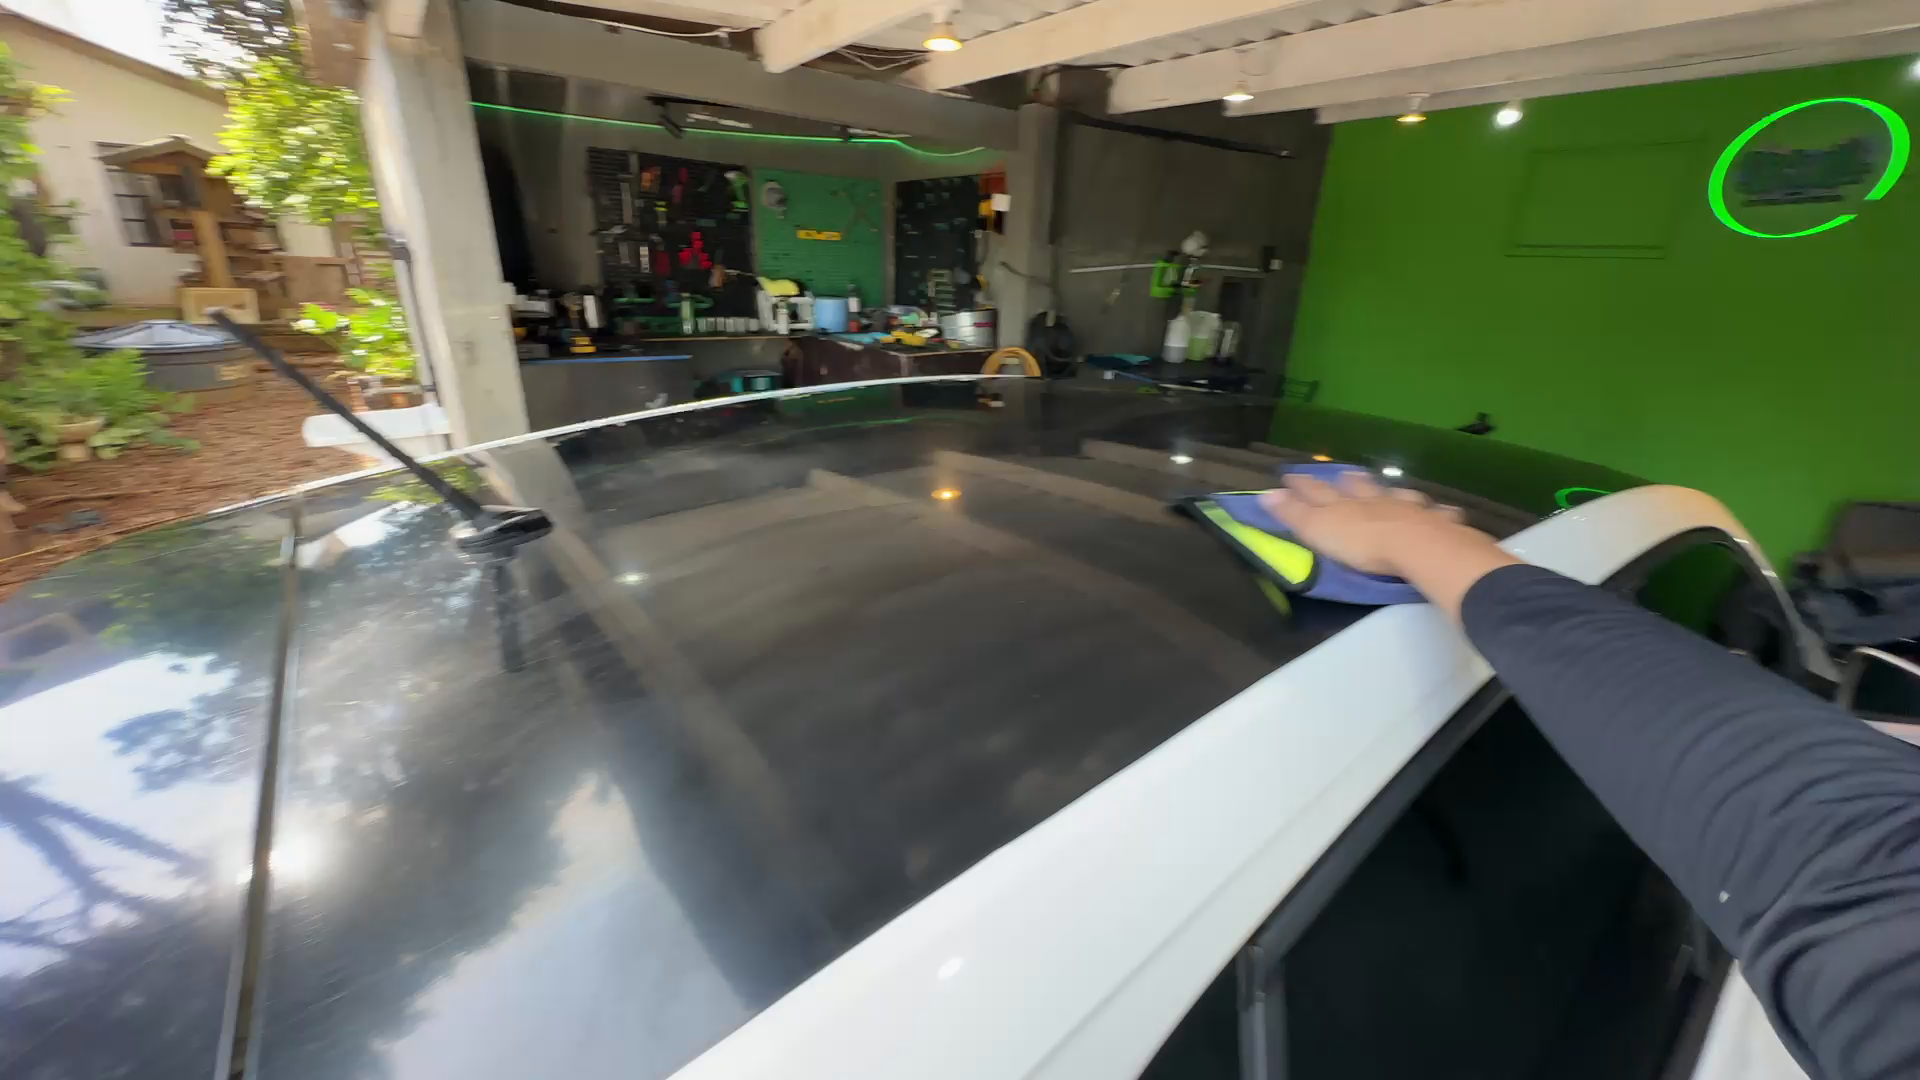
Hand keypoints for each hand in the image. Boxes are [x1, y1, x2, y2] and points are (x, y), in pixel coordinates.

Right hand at [1259, 470, 1520, 616]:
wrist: (1417, 547)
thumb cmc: (1361, 542)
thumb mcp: (1316, 529)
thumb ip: (1292, 513)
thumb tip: (1265, 493)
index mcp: (1343, 504)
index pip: (1317, 490)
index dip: (1302, 484)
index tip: (1290, 475)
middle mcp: (1374, 500)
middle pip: (1360, 488)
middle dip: (1350, 482)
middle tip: (1344, 474)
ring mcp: (1408, 509)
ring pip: (1398, 496)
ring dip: (1392, 492)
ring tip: (1393, 489)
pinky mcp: (1437, 524)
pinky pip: (1438, 514)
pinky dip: (1438, 512)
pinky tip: (1445, 511)